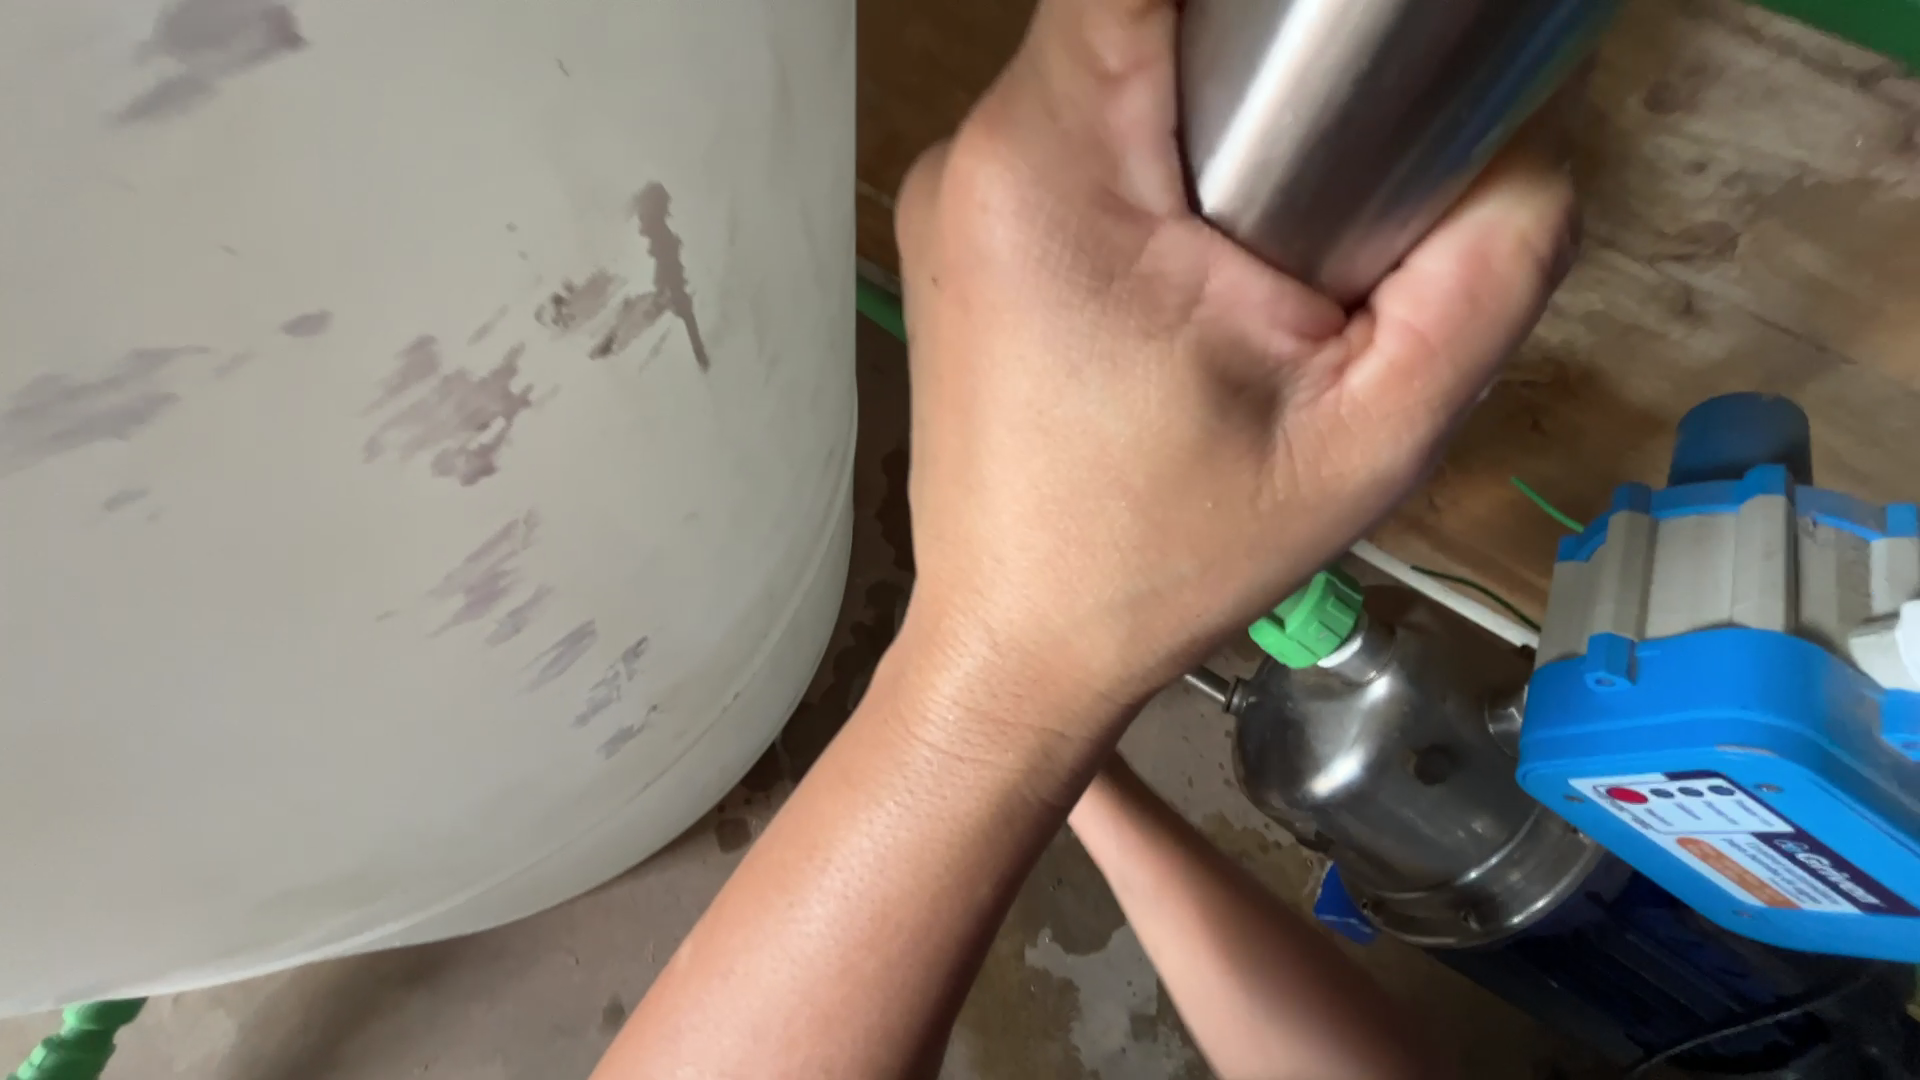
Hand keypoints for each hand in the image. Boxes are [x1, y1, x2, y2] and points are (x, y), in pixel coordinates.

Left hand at [895, 0, 1575, 716]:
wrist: (1019, 642)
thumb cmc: (1151, 565)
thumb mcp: (1359, 442)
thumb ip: (1480, 277)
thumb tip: (1518, 156)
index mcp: (1053, 173)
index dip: (1257, 16)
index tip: (1311, 84)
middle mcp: (973, 168)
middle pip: (1137, 23)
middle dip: (1241, 96)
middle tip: (1281, 231)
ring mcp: (948, 212)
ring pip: (1099, 91)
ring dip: (1188, 149)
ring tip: (1218, 285)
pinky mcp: (951, 256)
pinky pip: (1057, 161)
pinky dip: (1129, 193)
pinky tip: (1158, 300)